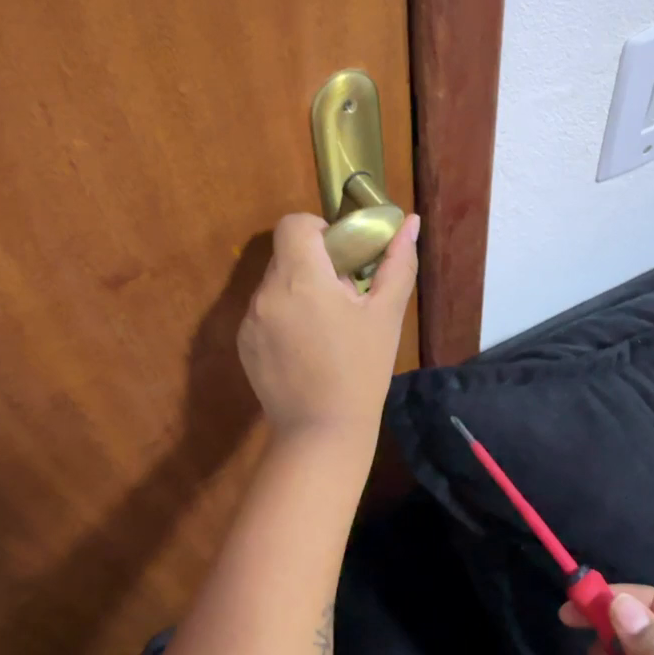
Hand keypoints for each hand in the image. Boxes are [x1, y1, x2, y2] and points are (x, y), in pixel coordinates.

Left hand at [236, 212, 418, 441]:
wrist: (321, 432)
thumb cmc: (362, 371)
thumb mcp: (386, 315)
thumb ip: (398, 263)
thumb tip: (410, 222)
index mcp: (301, 278)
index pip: (294, 223)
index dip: (318, 230)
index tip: (342, 256)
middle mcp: (267, 292)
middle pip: (286, 254)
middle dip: (314, 264)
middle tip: (343, 297)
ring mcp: (250, 320)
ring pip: (275, 284)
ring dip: (298, 291)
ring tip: (326, 328)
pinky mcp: (244, 344)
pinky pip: (264, 313)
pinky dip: (283, 318)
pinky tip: (306, 350)